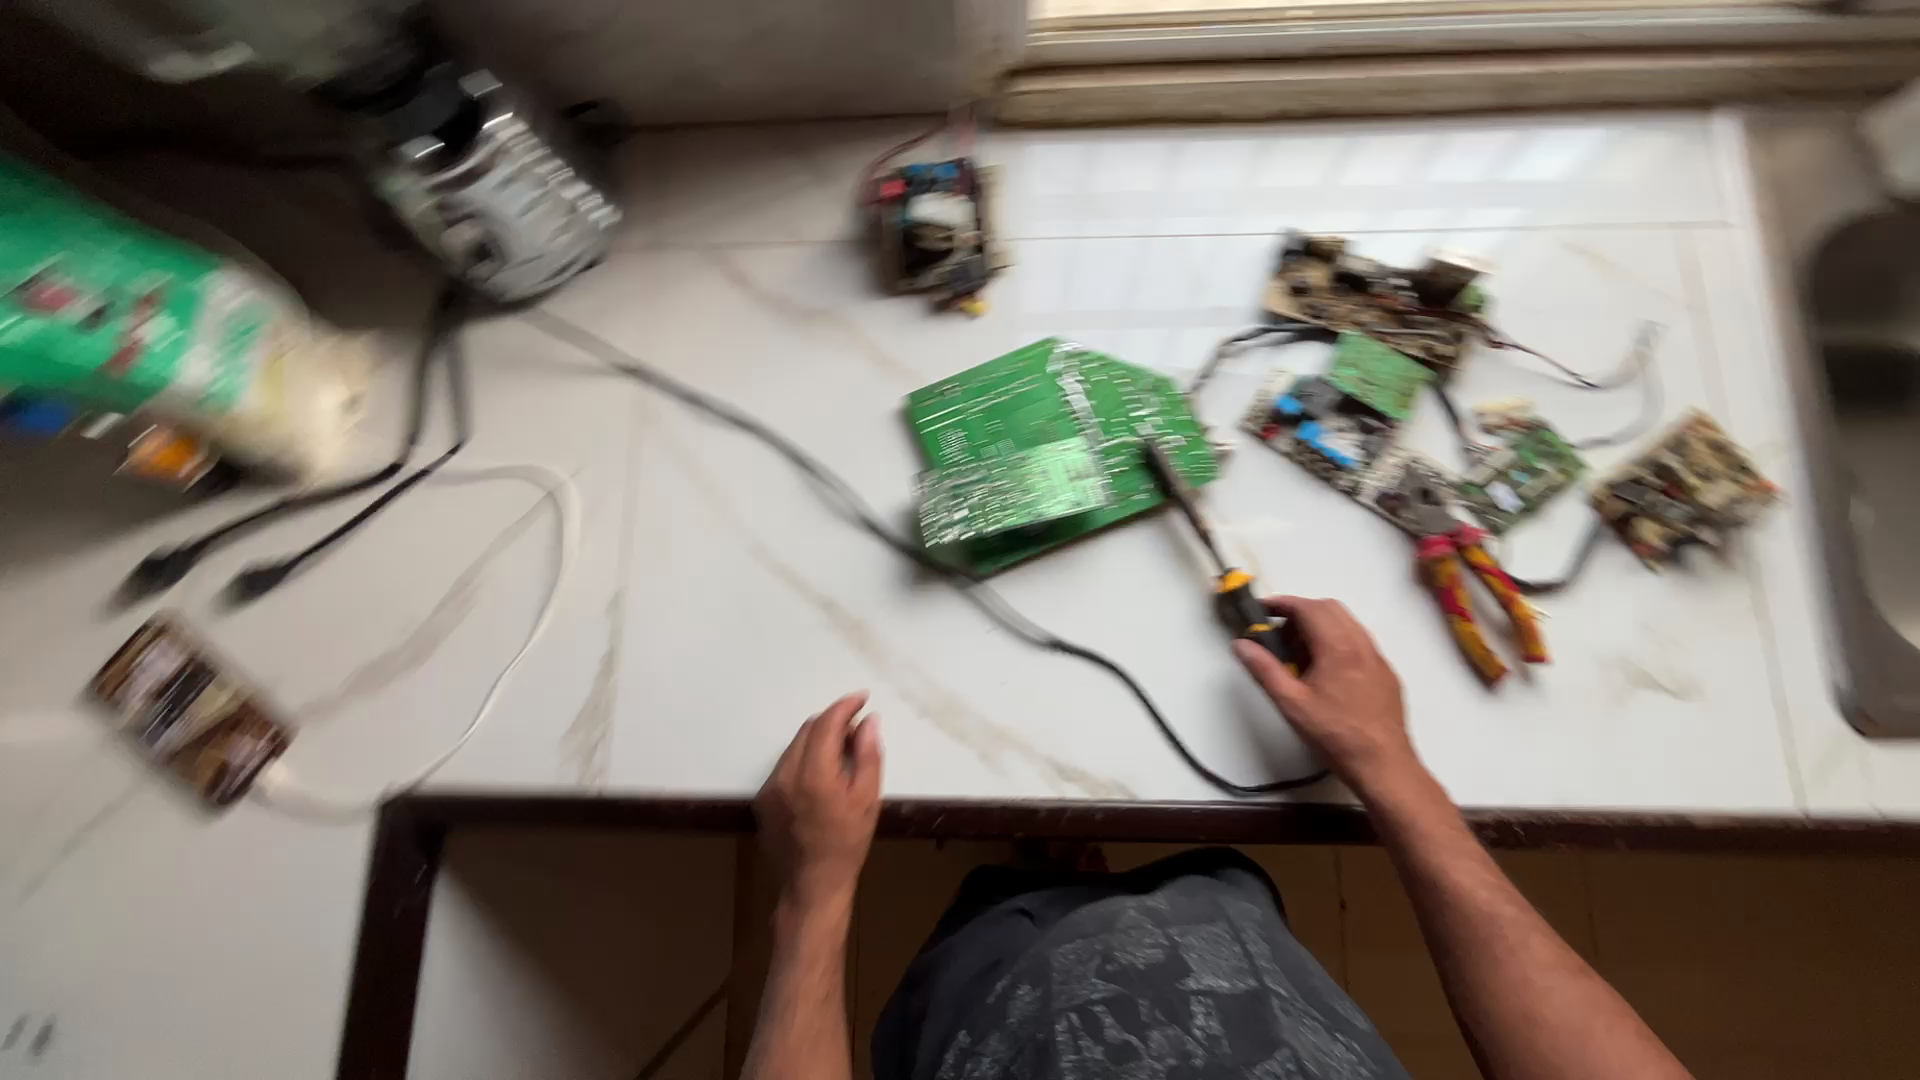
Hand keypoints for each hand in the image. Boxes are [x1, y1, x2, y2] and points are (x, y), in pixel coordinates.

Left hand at [754, 691, 882, 908]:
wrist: (813, 883)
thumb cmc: (847, 842)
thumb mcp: (868, 798)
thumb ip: (868, 754)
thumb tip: (869, 720)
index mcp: (815, 773)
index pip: (827, 724)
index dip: (845, 706)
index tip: (862, 699)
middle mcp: (787, 774)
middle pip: (808, 729)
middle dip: (833, 721)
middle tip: (856, 727)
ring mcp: (771, 786)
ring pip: (795, 745)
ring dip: (818, 738)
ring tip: (840, 750)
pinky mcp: (763, 798)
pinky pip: (785, 764)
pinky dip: (804, 757)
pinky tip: (820, 773)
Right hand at [1232, 596, 1420, 796]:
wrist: (1384, 766)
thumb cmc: (1334, 735)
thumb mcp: (1291, 704)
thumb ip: (1264, 669)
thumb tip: (1240, 644)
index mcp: (1339, 648)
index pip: (1309, 608)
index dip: (1282, 603)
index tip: (1262, 610)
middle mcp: (1363, 645)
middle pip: (1330, 608)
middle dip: (1300, 612)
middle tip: (1278, 634)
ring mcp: (1379, 659)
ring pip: (1348, 624)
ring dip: (1320, 625)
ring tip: (1298, 654)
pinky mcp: (1386, 674)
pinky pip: (1360, 642)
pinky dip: (1337, 640)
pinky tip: (1325, 671)